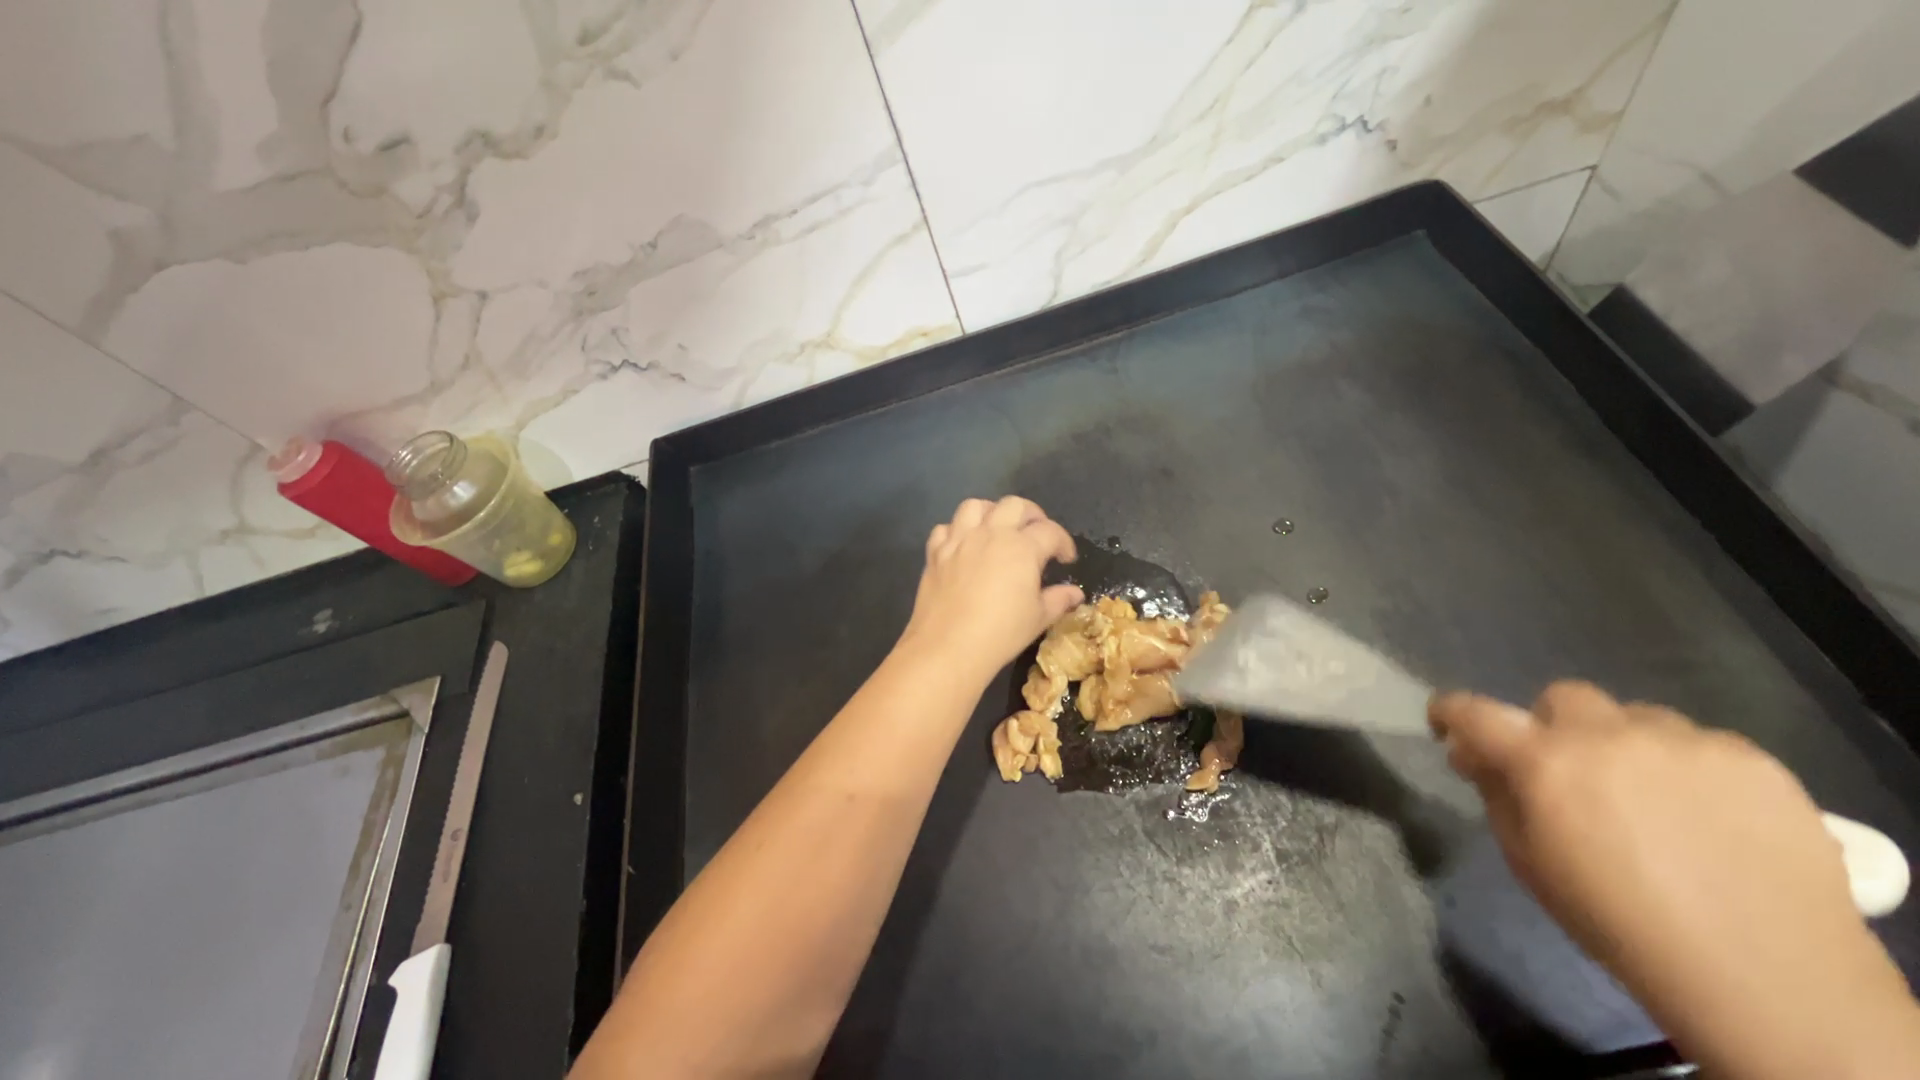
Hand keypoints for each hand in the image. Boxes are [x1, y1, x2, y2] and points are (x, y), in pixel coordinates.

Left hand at [897, 497, 1082, 682]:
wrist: (948, 647)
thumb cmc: (1001, 633)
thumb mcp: (1038, 618)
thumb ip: (1059, 600)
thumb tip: (1075, 594)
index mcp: (1022, 547)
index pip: (1050, 532)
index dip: (1063, 543)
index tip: (1066, 559)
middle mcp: (991, 534)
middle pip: (1015, 505)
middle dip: (1032, 515)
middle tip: (1037, 534)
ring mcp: (959, 540)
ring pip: (975, 506)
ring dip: (992, 511)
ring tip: (999, 528)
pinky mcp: (935, 553)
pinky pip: (945, 528)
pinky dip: (956, 531)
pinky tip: (964, 546)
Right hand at [1431, 681, 1919, 1078]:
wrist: (1761, 970)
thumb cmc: (1618, 922)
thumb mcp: (1530, 864)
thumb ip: (1498, 797)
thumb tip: (1478, 757)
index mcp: (1545, 763)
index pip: (1476, 713)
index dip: (1452, 711)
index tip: (1445, 720)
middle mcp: (1608, 735)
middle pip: (1562, 698)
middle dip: (1554, 728)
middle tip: (1569, 773)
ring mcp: (1684, 740)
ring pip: (1635, 718)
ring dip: (1625, 746)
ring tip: (1651, 800)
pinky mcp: (1750, 757)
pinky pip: (1701, 744)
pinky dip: (1688, 769)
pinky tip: (1708, 818)